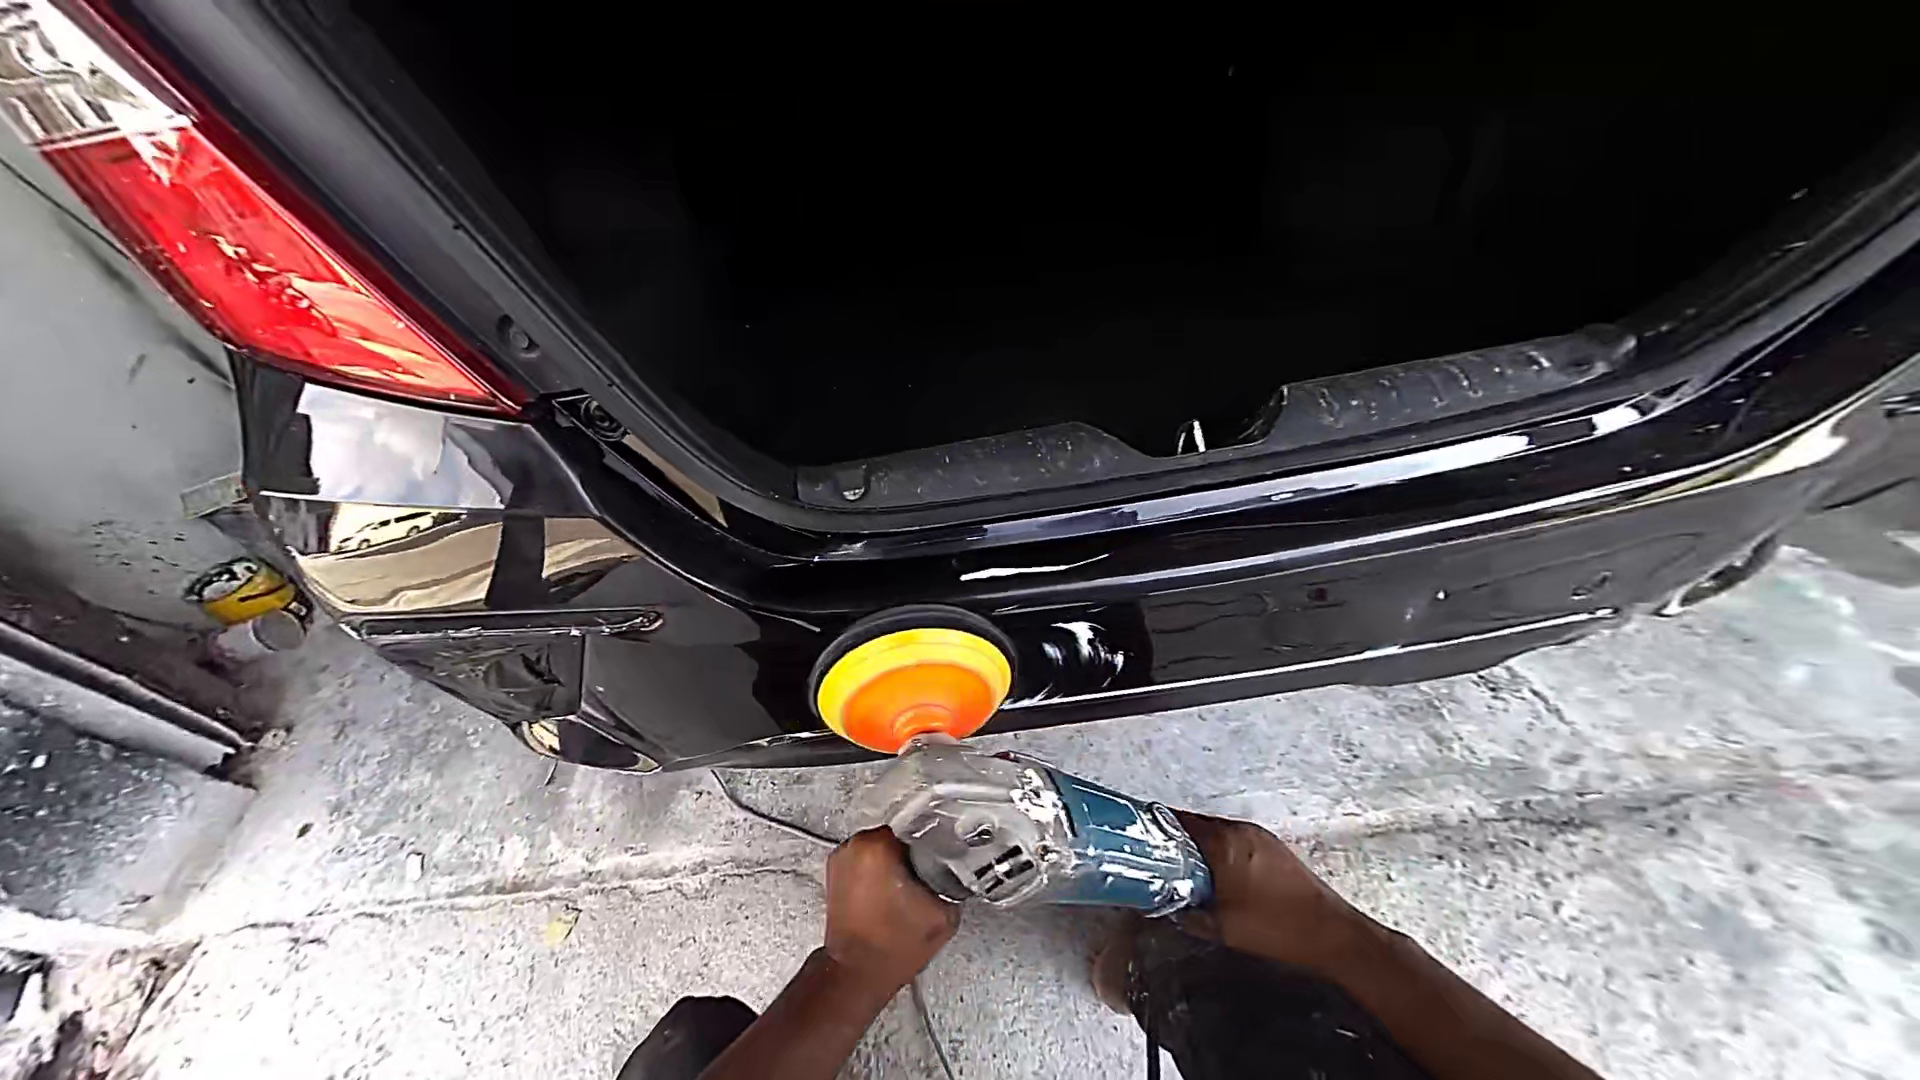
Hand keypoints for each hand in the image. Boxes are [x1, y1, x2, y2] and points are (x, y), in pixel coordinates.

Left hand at [822, 827, 959, 995]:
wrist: (856, 973)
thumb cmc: (889, 948)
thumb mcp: (942, 914)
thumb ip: (953, 881)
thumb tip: (959, 867)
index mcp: (878, 847)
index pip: (915, 825)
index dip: (931, 842)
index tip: (937, 857)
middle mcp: (856, 846)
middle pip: (897, 834)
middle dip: (911, 852)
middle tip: (922, 876)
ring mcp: (842, 857)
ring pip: (881, 845)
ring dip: (893, 860)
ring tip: (904, 886)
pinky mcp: (835, 872)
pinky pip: (865, 859)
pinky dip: (876, 870)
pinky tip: (888, 891)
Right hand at [1173, 810, 1365, 968]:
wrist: (1332, 935)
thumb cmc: (1275, 927)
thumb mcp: (1222, 928)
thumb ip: (1189, 915)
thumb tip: (1167, 908)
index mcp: (1223, 842)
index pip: (1180, 820)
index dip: (1159, 825)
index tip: (1143, 833)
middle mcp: (1240, 830)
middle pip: (1198, 823)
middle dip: (1179, 836)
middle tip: (1162, 854)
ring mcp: (1260, 836)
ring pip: (1218, 830)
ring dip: (1202, 842)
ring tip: (1189, 866)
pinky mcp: (1273, 846)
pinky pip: (1236, 838)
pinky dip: (1222, 848)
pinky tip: (1220, 872)